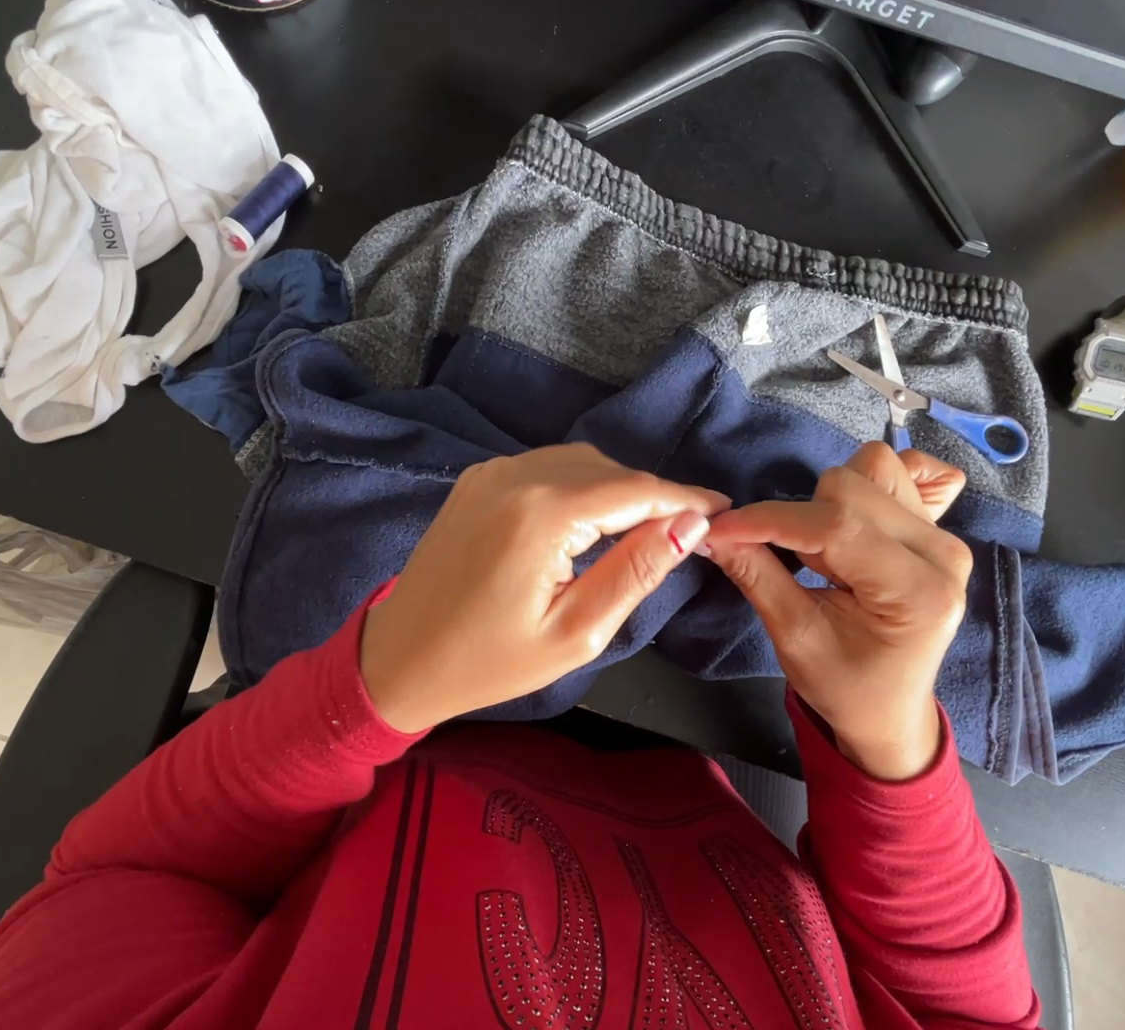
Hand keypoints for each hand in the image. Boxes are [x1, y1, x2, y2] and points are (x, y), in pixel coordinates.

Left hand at [360, 444, 729, 732]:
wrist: (400, 658)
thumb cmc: (491, 661)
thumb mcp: (577, 631)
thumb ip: (637, 570)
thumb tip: (690, 523)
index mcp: (543, 513)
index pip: (636, 490)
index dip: (685, 498)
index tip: (723, 509)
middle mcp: (516, 474)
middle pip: (609, 470)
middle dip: (652, 496)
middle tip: (685, 530)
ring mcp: (491, 472)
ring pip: (578, 463)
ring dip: (616, 489)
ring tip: (643, 529)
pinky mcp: (476, 480)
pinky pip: (545, 468)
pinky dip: (578, 485)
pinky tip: (589, 519)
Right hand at [702, 444, 971, 779]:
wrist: (889, 711)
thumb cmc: (844, 686)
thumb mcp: (793, 638)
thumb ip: (755, 575)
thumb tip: (709, 531)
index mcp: (917, 591)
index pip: (836, 526)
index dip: (769, 519)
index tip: (720, 528)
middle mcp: (942, 552)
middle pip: (851, 486)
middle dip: (800, 518)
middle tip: (792, 565)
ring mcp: (945, 535)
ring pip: (874, 468)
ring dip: (829, 502)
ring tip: (825, 554)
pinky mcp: (937, 527)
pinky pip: (904, 470)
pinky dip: (869, 484)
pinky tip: (855, 519)